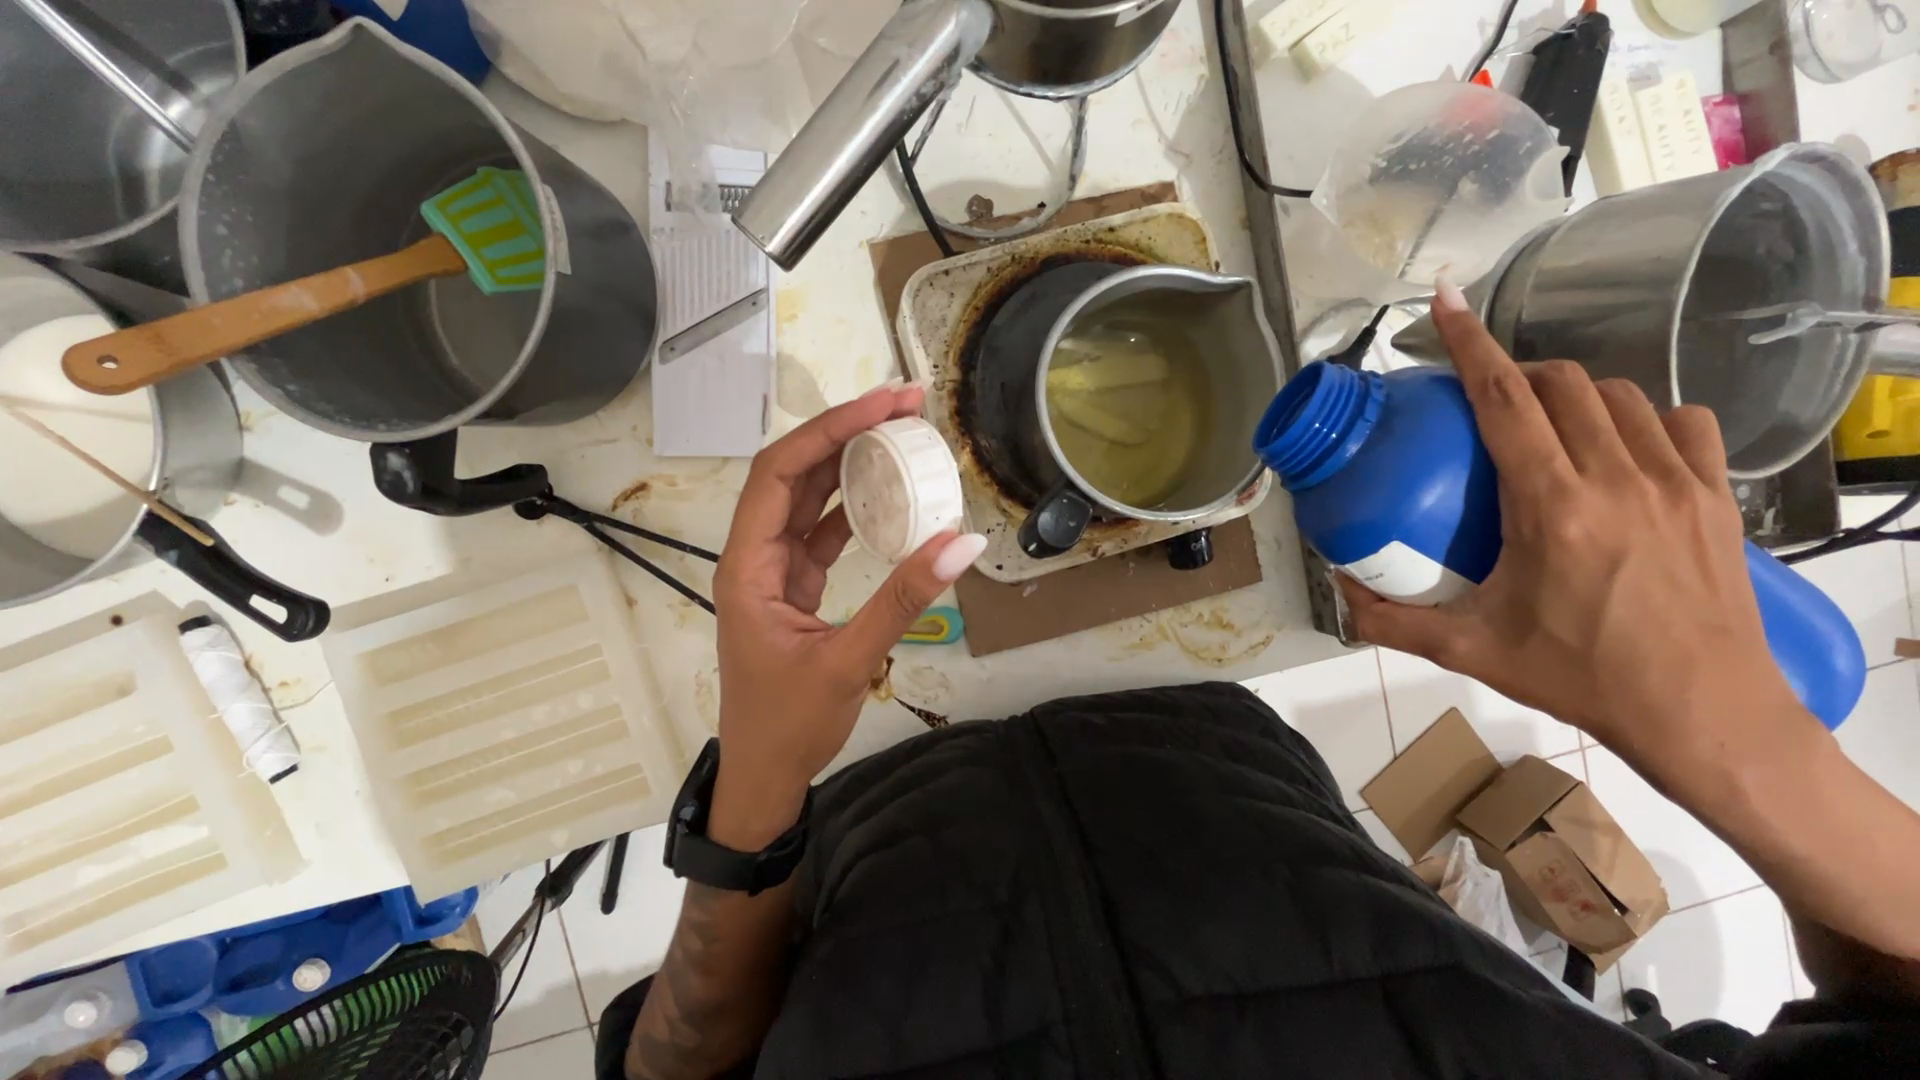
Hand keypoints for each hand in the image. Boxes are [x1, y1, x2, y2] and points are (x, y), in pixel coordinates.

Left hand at [710, 384, 987, 846]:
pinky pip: (822, 531)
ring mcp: (775, 570)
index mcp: (747, 566)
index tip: (881, 404)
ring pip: (808, 497)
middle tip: (905, 404)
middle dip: (845, 433)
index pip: (779, 473)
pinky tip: (891, 492)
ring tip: (903, 433)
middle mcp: (755, 556)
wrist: (763, 774)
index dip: (828, 431)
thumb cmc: (789, 724)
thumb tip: (960, 543)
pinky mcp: (795, 586)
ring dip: (850, 463)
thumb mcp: (847, 661)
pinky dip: (854, 507)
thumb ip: (902, 601)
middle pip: (793, 473)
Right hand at [1339, 283, 1811, 778]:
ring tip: (1546, 422)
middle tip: (1481, 398)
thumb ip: (1391, 621)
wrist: (1703, 715)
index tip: (1445, 302)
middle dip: (1515, 371)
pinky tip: (1622, 446)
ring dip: (1574, 392)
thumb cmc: (1580, 678)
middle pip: (1562, 382)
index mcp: (1553, 505)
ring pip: (1622, 394)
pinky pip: (1680, 422)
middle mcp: (1618, 476)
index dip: (1469, 344)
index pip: (1504, 399)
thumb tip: (1339, 592)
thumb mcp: (1470, 650)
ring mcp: (1677, 482)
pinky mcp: (1715, 497)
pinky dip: (1642, 416)